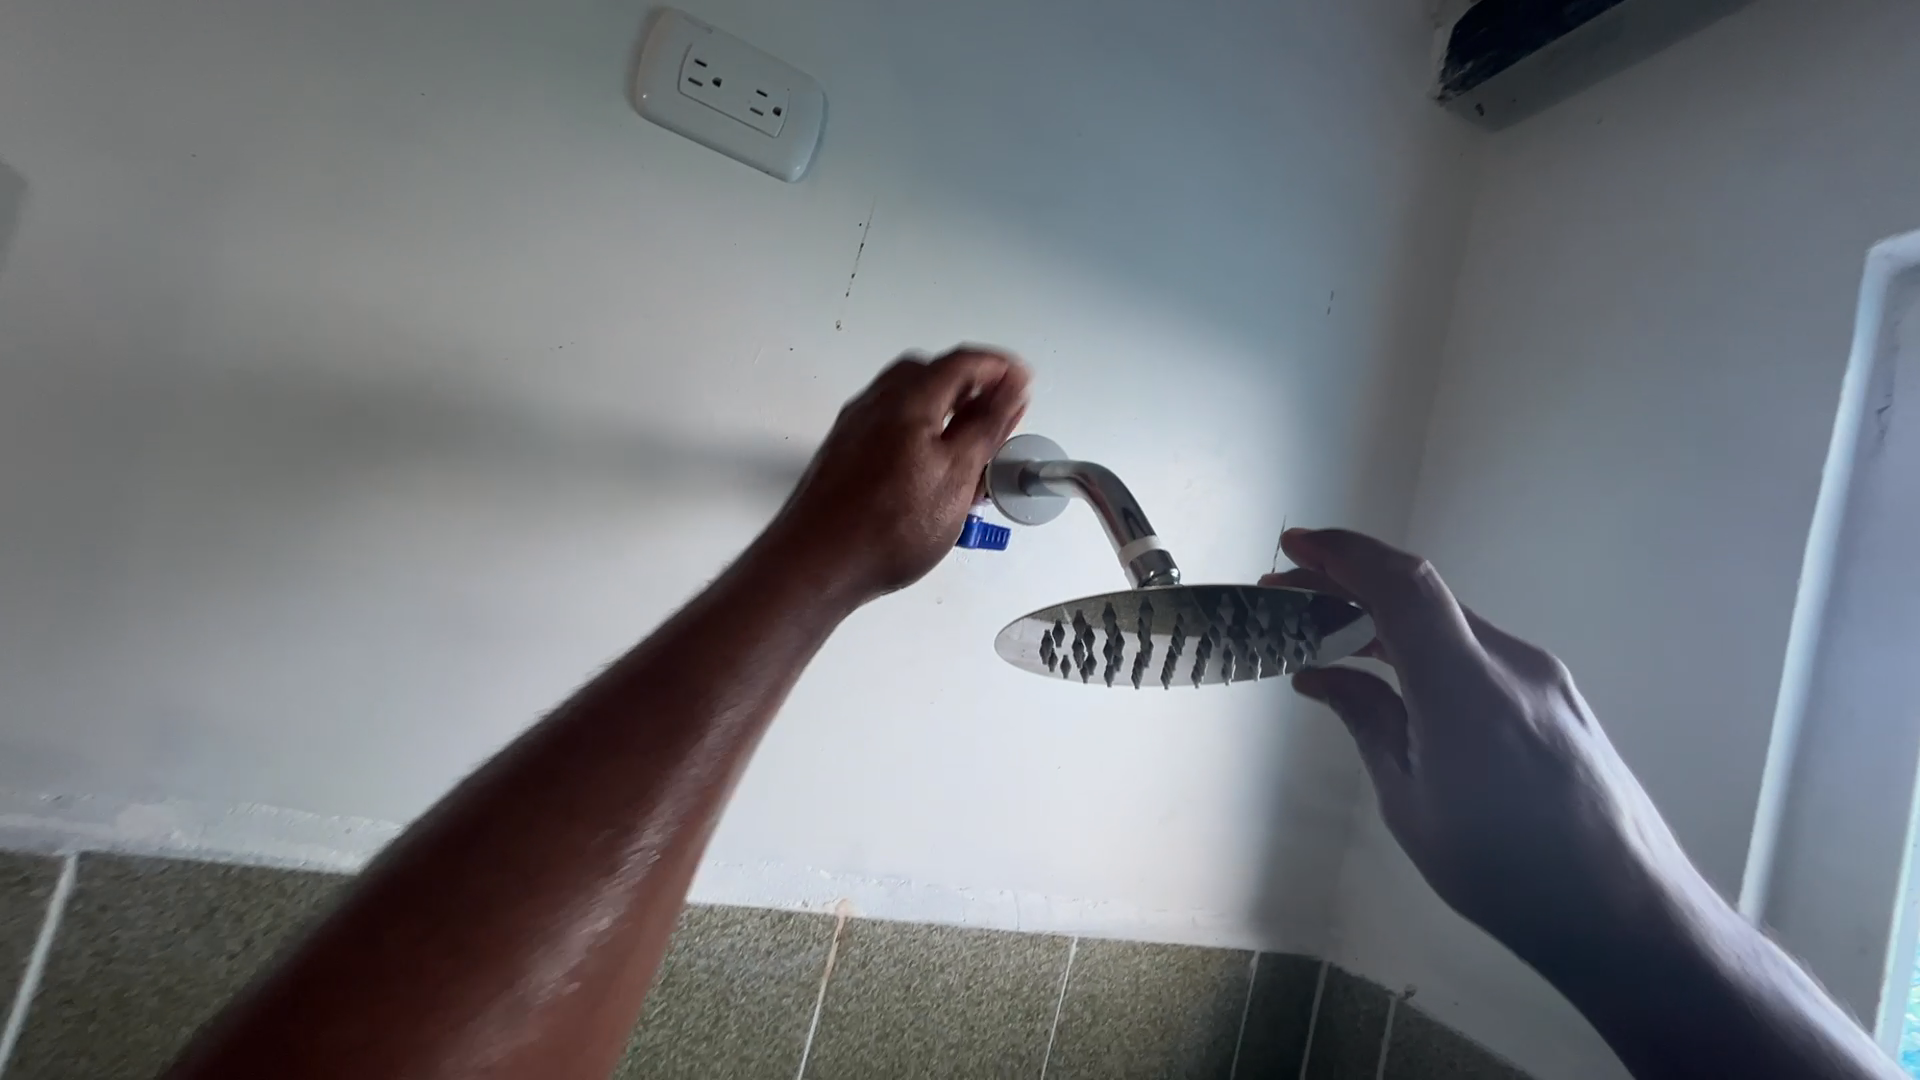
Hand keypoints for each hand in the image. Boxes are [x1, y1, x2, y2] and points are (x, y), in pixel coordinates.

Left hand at [766, 348, 1031, 605]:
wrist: (817, 565)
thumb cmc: (887, 526)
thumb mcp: (957, 473)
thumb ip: (986, 425)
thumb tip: (1010, 388)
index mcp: (907, 401)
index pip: (961, 363)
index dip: (998, 368)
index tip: (1021, 380)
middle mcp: (875, 406)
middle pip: (929, 376)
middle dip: (969, 386)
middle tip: (997, 410)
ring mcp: (854, 431)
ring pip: (908, 403)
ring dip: (944, 412)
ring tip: (970, 447)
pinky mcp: (844, 457)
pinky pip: (890, 428)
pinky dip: (920, 434)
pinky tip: (932, 469)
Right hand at [1264, 529, 1699, 972]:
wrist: (1635, 921)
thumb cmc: (1507, 872)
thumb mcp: (1409, 802)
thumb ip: (1366, 721)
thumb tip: (1320, 675)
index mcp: (1466, 690)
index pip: (1403, 587)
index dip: (1343, 554)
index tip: (1291, 545)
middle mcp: (1508, 664)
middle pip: (1417, 592)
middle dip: (1343, 581)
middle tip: (1284, 594)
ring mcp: (1537, 676)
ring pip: (1440, 618)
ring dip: (1375, 612)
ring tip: (1319, 629)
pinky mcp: (1549, 695)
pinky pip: (1466, 647)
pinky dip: (1411, 641)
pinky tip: (1379, 669)